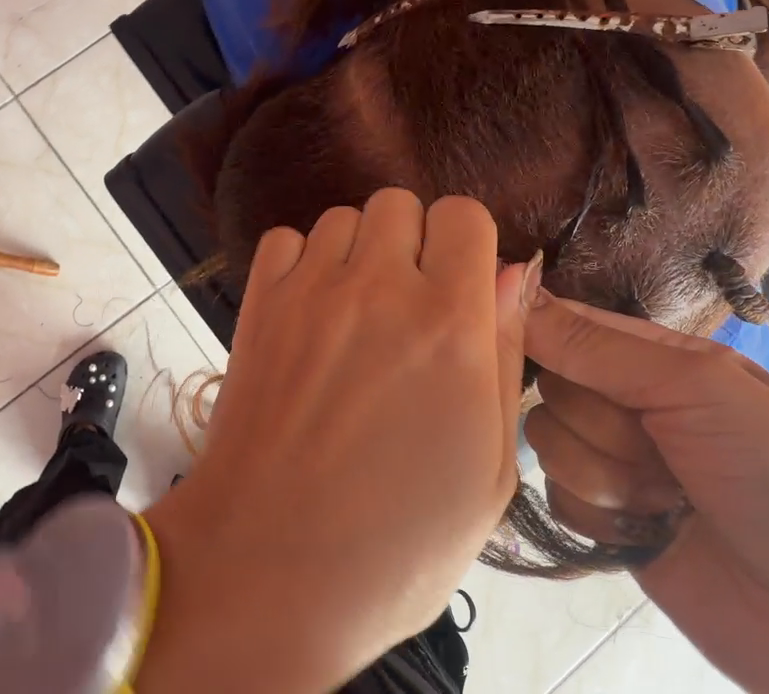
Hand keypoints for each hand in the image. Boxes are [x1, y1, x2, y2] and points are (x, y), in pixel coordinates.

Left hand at [136, 189, 533, 692]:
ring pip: (342, 218)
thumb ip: (504, 355)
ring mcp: (307, 293)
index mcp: (449, 325)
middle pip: (399, 204)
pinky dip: (301, 260)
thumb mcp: (489, 470)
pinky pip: (284, 240)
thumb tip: (511, 274)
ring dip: (357, 251)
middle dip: (412, 242)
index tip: (461, 288)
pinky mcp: (256, 307)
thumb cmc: (397, 542)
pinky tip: (308, 310)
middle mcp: (377, 289)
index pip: (464, 216)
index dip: (468, 246)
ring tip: (355, 312)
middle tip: (408, 305)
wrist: (269, 564)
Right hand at [520, 298, 768, 692]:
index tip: (496, 330)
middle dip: (593, 419)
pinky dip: (600, 517)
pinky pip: (558, 500)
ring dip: (600, 473)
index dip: (531, 324)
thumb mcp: (700, 389)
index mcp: (659, 356)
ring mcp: (621, 465)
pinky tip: (652, 532)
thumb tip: (509, 284)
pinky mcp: (610, 525)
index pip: (566, 320)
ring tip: (668, 499)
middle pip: (549, 384)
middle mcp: (634, 404)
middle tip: (655, 444)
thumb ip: (597, 345)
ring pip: (548, 441)